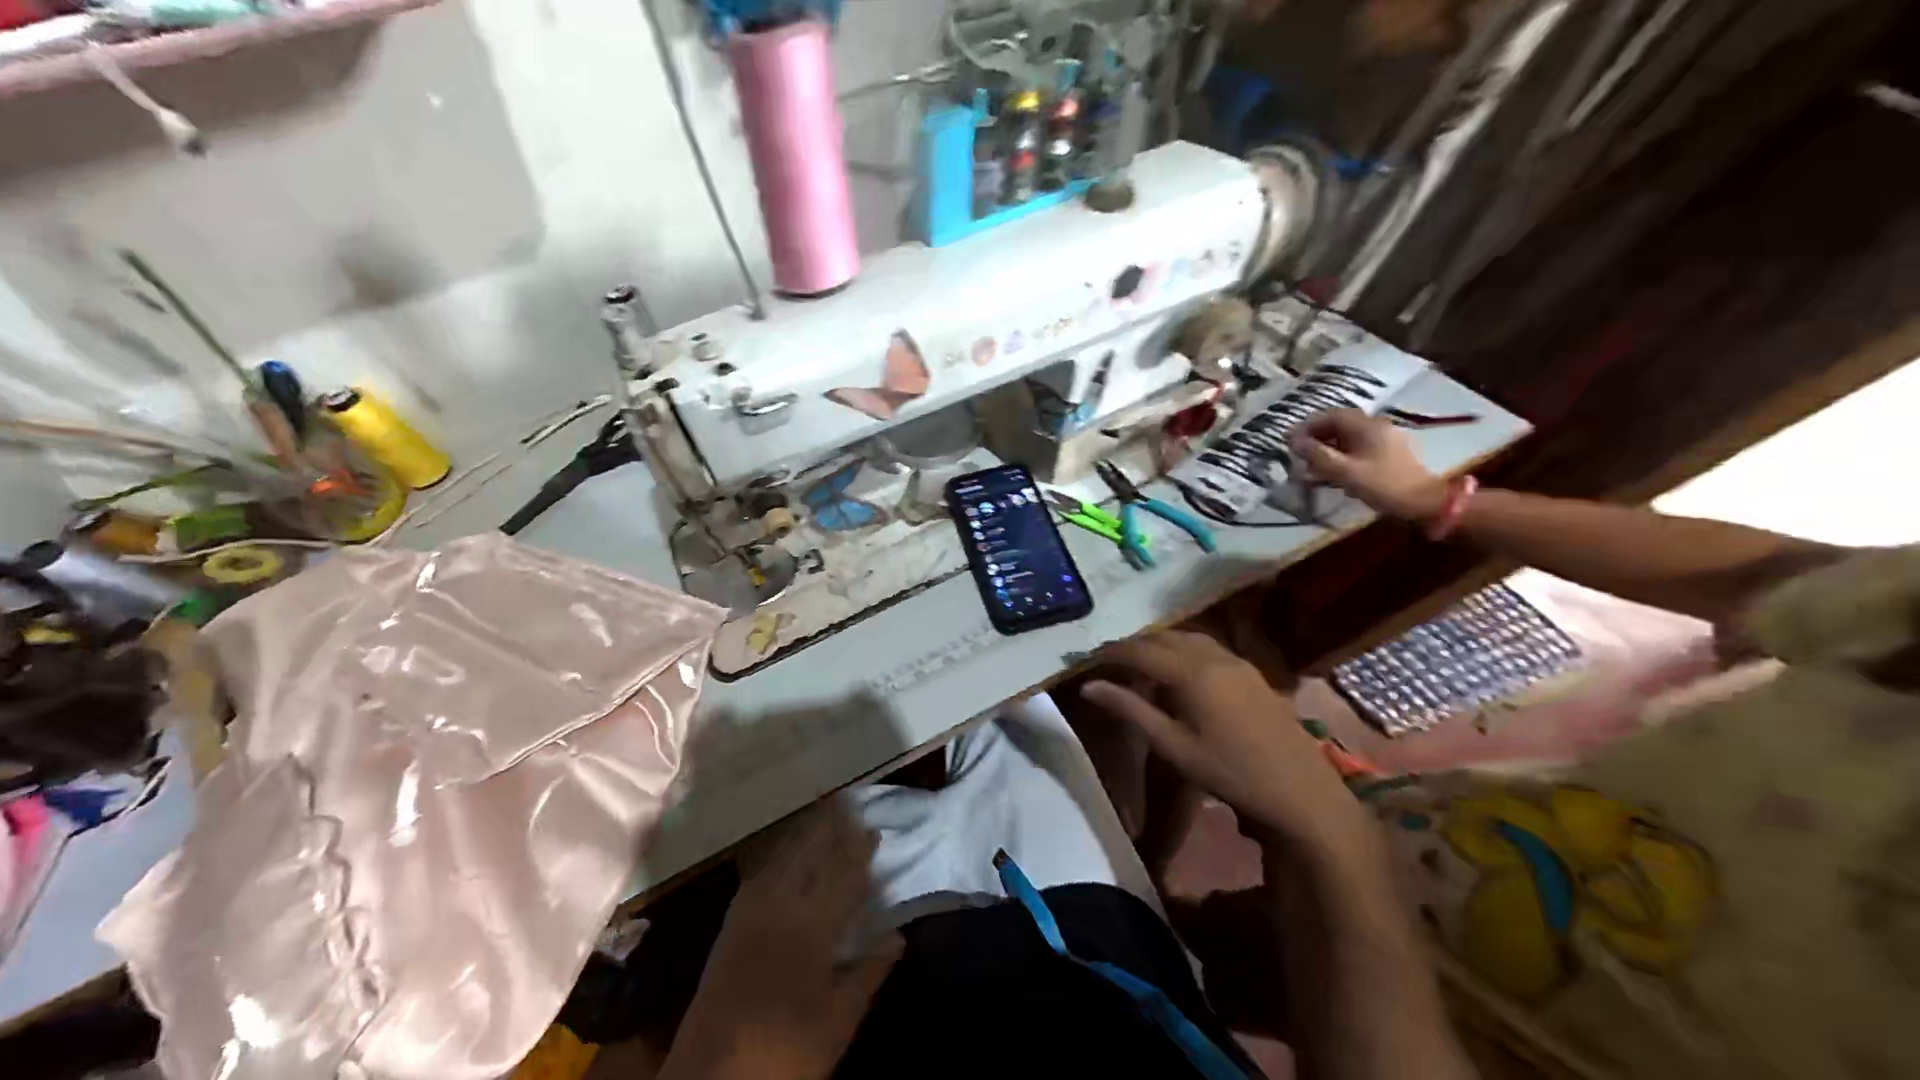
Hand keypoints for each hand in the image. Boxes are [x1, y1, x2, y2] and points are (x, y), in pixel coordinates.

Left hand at [661, 801, 900, 1079]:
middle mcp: (779, 909)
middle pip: (810, 857)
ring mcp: (750, 913)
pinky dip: (777, 855)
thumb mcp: (838, 1022)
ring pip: (783, 860)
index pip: (842, 878)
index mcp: (810, 929)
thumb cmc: (784, 1051)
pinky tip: (782, 851)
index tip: (873, 828)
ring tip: (819, 812)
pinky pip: (760, 874)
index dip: (859, 852)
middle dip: (828, 828)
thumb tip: (898, 936)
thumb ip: (868, 973)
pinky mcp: (731, 925)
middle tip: (844, 799)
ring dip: (803, 834)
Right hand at [1080, 631, 1367, 856]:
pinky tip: (1182, 673)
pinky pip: (1209, 648)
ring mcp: (1238, 662)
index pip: (1140, 650)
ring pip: (1189, 639)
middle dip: (1135, 645)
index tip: (1088, 658)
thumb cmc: (1229, 772)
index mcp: (1191, 672)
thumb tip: (1090, 686)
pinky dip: (1185, 650)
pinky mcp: (1253, 673)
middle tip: (1111, 662)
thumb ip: (1131, 710)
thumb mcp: (1173, 746)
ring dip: (1161, 645)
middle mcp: (1214, 657)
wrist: (1300, 792)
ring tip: (1142, 665)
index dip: (1111, 651)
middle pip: (1164, 637)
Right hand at [1292, 409, 1445, 521]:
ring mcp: (1386, 439)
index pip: (1331, 416)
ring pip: (1349, 438)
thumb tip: (1293, 441)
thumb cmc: (1382, 485)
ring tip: (1312, 468)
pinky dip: (1342, 456)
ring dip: (1328, 449)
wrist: (1424, 503)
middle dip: (1316, 438)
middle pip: (1340, 425)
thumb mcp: (1344, 472)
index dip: (1307, 426)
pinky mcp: (1390, 454)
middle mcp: (1377, 426)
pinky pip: (1359, 448)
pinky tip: (1334, 473)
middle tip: (1299, 455)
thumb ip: (1317, 455)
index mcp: (1367, 426)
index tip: (1290, 441)